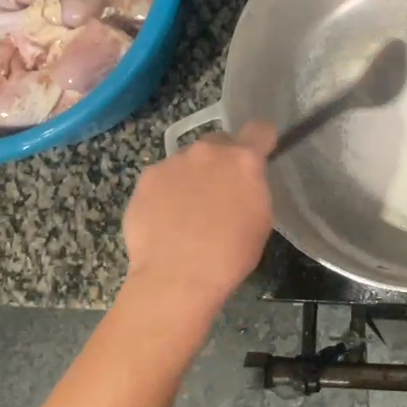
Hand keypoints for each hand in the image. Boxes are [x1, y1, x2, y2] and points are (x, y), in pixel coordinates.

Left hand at [123, 122, 276, 307]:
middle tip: (218, 193)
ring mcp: (172, 163)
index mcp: (243, 161)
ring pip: (187, 160)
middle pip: (219, 143)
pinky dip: (165, 192)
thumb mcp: (260, 220)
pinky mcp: (146, 179)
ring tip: (185, 213)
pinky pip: (161, 178)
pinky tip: (164, 220)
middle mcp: (207, 152)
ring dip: (191, 176)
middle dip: (221, 161)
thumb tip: (241, 182)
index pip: (259, 129)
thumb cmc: (229, 256)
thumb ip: (252, 188)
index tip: (258, 155)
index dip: (260, 141)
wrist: (177, 277)